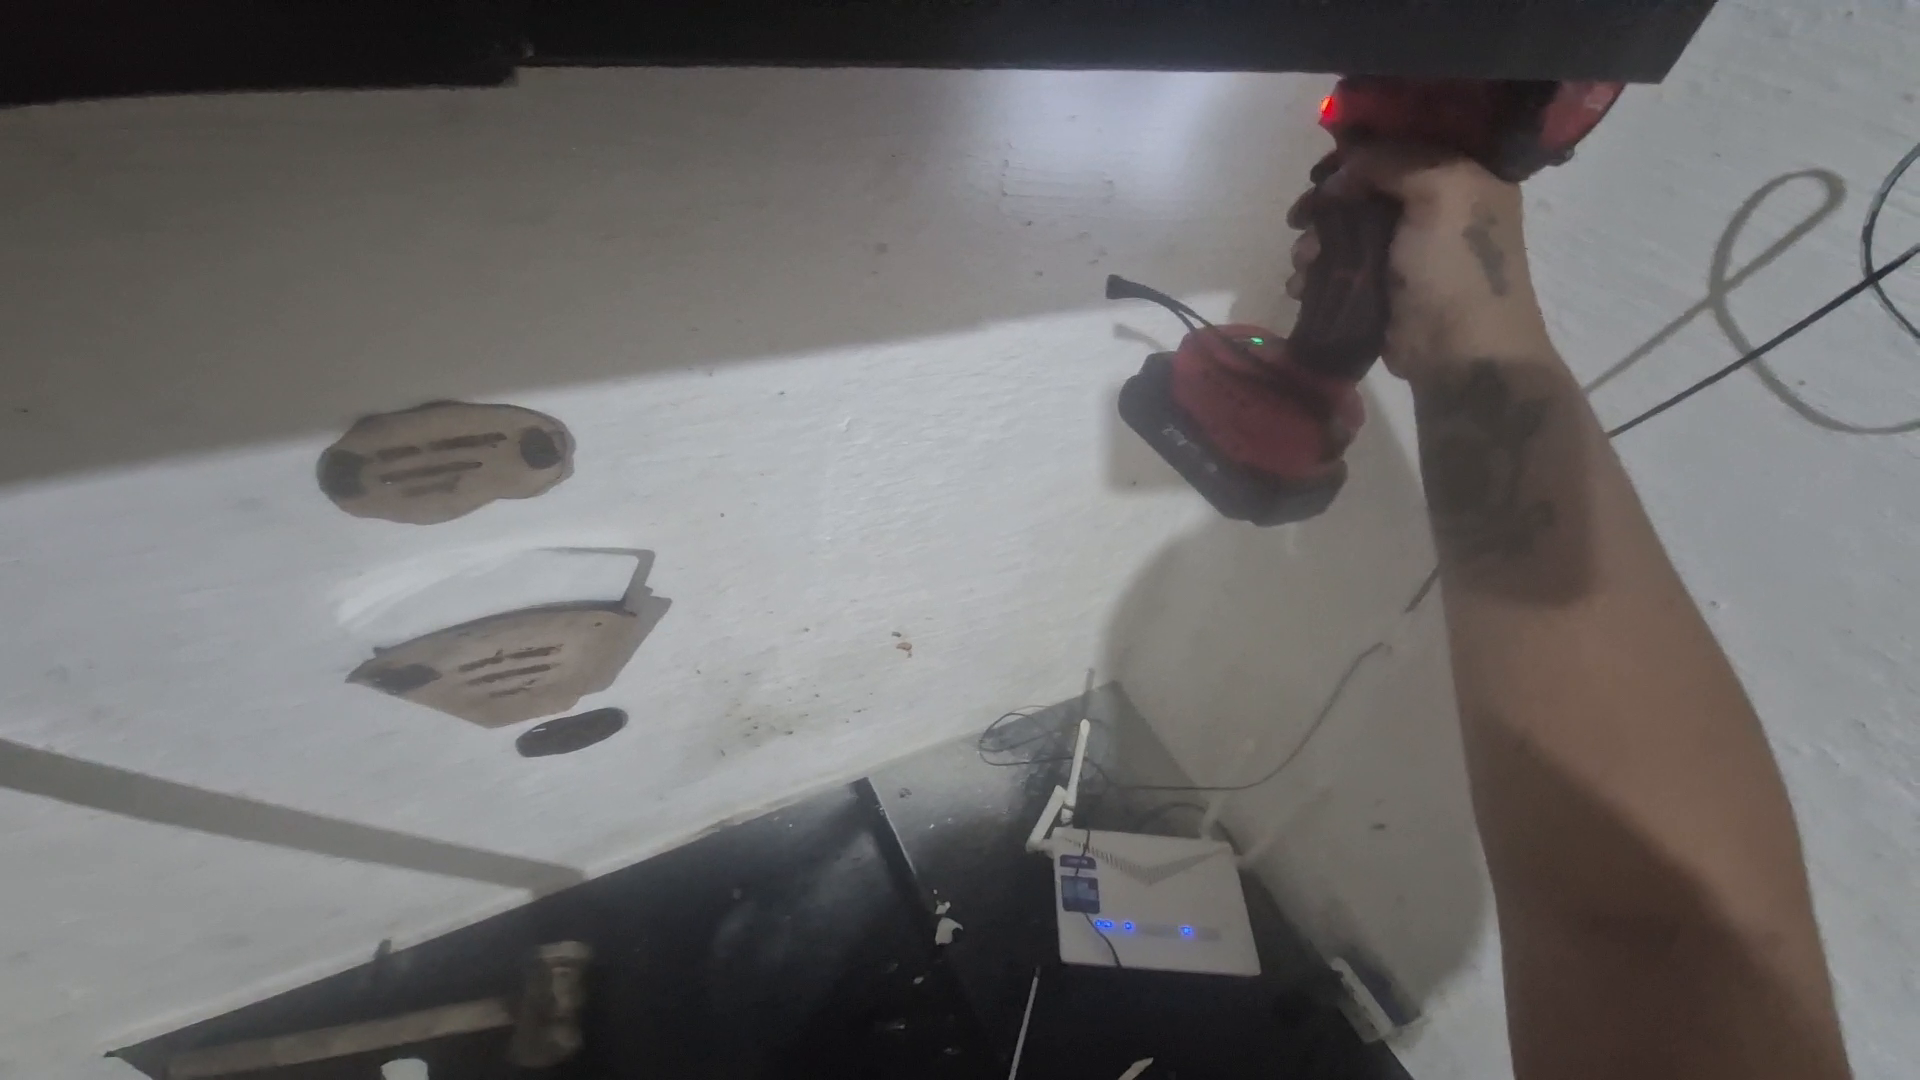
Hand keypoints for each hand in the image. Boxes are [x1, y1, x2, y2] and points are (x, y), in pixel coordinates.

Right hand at [1286, 144, 1555, 381]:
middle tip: (1299, 218)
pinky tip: (1300, 287)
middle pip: (1364, 190)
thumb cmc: (1457, 267)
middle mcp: (1433, 208)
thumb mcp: (1441, 193)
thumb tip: (1338, 175)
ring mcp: (1403, 252)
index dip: (1358, 153)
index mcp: (1462, 175)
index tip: (1323, 172)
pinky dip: (1314, 275)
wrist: (1458, 351)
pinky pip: (1338, 270)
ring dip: (1314, 242)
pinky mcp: (1379, 289)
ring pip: (1345, 232)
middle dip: (1326, 203)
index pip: (1401, 146)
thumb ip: (1392, 162)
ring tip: (1302, 262)